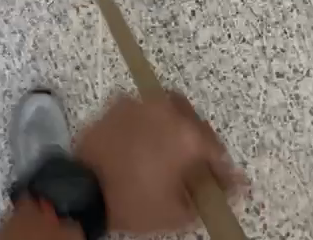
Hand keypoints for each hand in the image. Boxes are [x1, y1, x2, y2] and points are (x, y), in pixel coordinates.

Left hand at [74, 93, 242, 233]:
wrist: (85, 184)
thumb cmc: (134, 199)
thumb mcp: (176, 211)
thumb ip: (204, 197)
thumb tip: (221, 190)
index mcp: (186, 135)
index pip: (216, 150)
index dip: (224, 169)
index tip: (227, 183)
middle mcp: (167, 110)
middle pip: (195, 120)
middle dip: (201, 140)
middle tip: (199, 162)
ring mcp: (140, 101)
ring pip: (169, 105)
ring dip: (177, 123)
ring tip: (174, 146)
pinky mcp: (118, 101)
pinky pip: (144, 106)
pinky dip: (151, 118)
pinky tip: (147, 137)